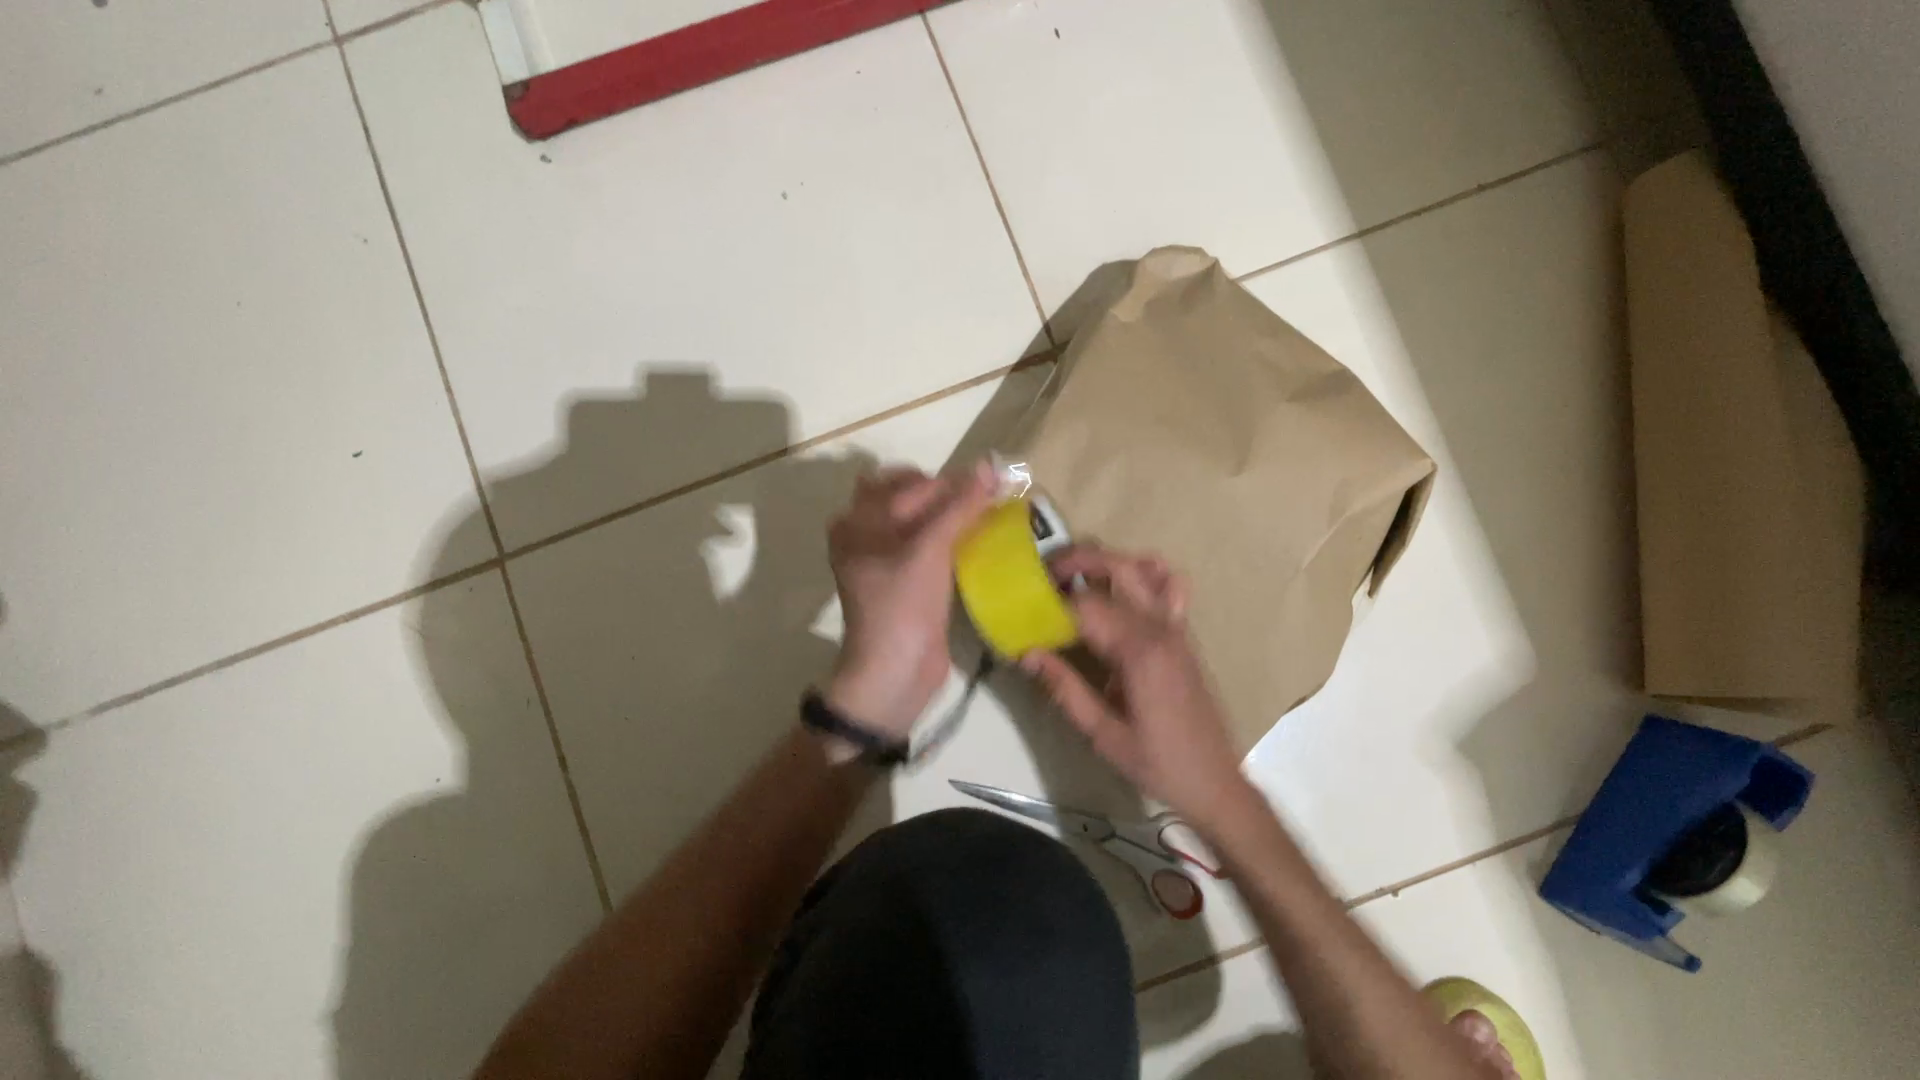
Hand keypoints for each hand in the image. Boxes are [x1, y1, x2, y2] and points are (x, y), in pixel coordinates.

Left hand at [823, 462, 995, 738]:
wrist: (895, 673)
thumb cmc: (902, 605)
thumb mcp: (929, 549)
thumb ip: (959, 505)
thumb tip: (990, 466)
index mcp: (858, 521)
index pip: (909, 483)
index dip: (949, 481)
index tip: (992, 484)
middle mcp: (866, 535)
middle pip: (913, 498)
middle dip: (949, 495)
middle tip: (989, 500)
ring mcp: (885, 561)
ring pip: (923, 522)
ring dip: (953, 517)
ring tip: (989, 516)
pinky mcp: (907, 584)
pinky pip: (931, 548)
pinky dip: (953, 540)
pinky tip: (980, 542)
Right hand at [1022, 545, 1249, 823]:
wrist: (1215, 781)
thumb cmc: (1157, 763)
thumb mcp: (1102, 735)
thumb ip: (1064, 689)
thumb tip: (1026, 653)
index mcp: (1139, 652)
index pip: (1086, 605)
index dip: (1051, 602)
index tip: (1023, 608)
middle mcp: (1161, 628)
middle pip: (1118, 567)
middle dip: (1076, 561)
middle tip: (1042, 575)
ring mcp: (1177, 628)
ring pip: (1145, 568)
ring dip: (1108, 562)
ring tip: (1075, 577)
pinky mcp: (1184, 635)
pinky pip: (1171, 587)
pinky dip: (1147, 574)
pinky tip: (1121, 588)